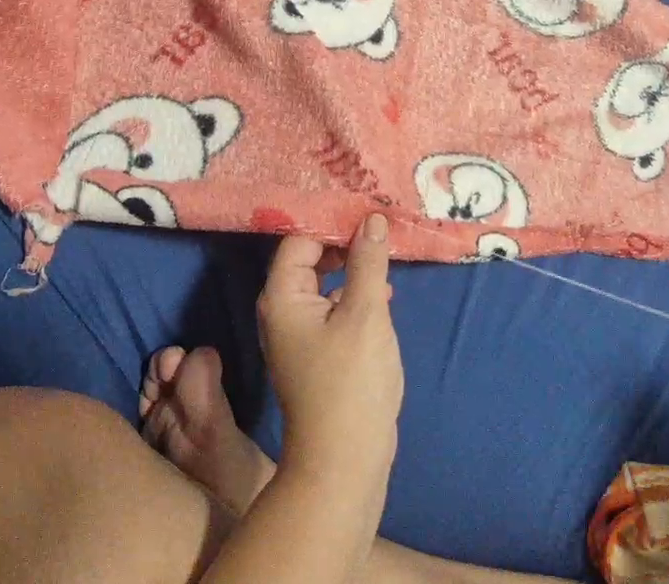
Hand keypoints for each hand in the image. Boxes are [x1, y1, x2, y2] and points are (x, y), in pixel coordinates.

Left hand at [257, 215, 402, 485]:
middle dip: (343, 242)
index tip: (366, 210)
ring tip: (386, 253)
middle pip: (309, 258)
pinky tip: (383, 293)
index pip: (299, 239)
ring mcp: (298, 332)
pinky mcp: (317, 350)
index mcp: (281, 296)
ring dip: (353, 267)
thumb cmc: (350, 383)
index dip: (330, 222)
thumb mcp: (365, 314)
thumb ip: (368, 263)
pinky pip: (332, 306)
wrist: (345, 459)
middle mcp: (282, 309)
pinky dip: (354, 293)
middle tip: (380, 226)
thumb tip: (371, 219)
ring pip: (324, 282)